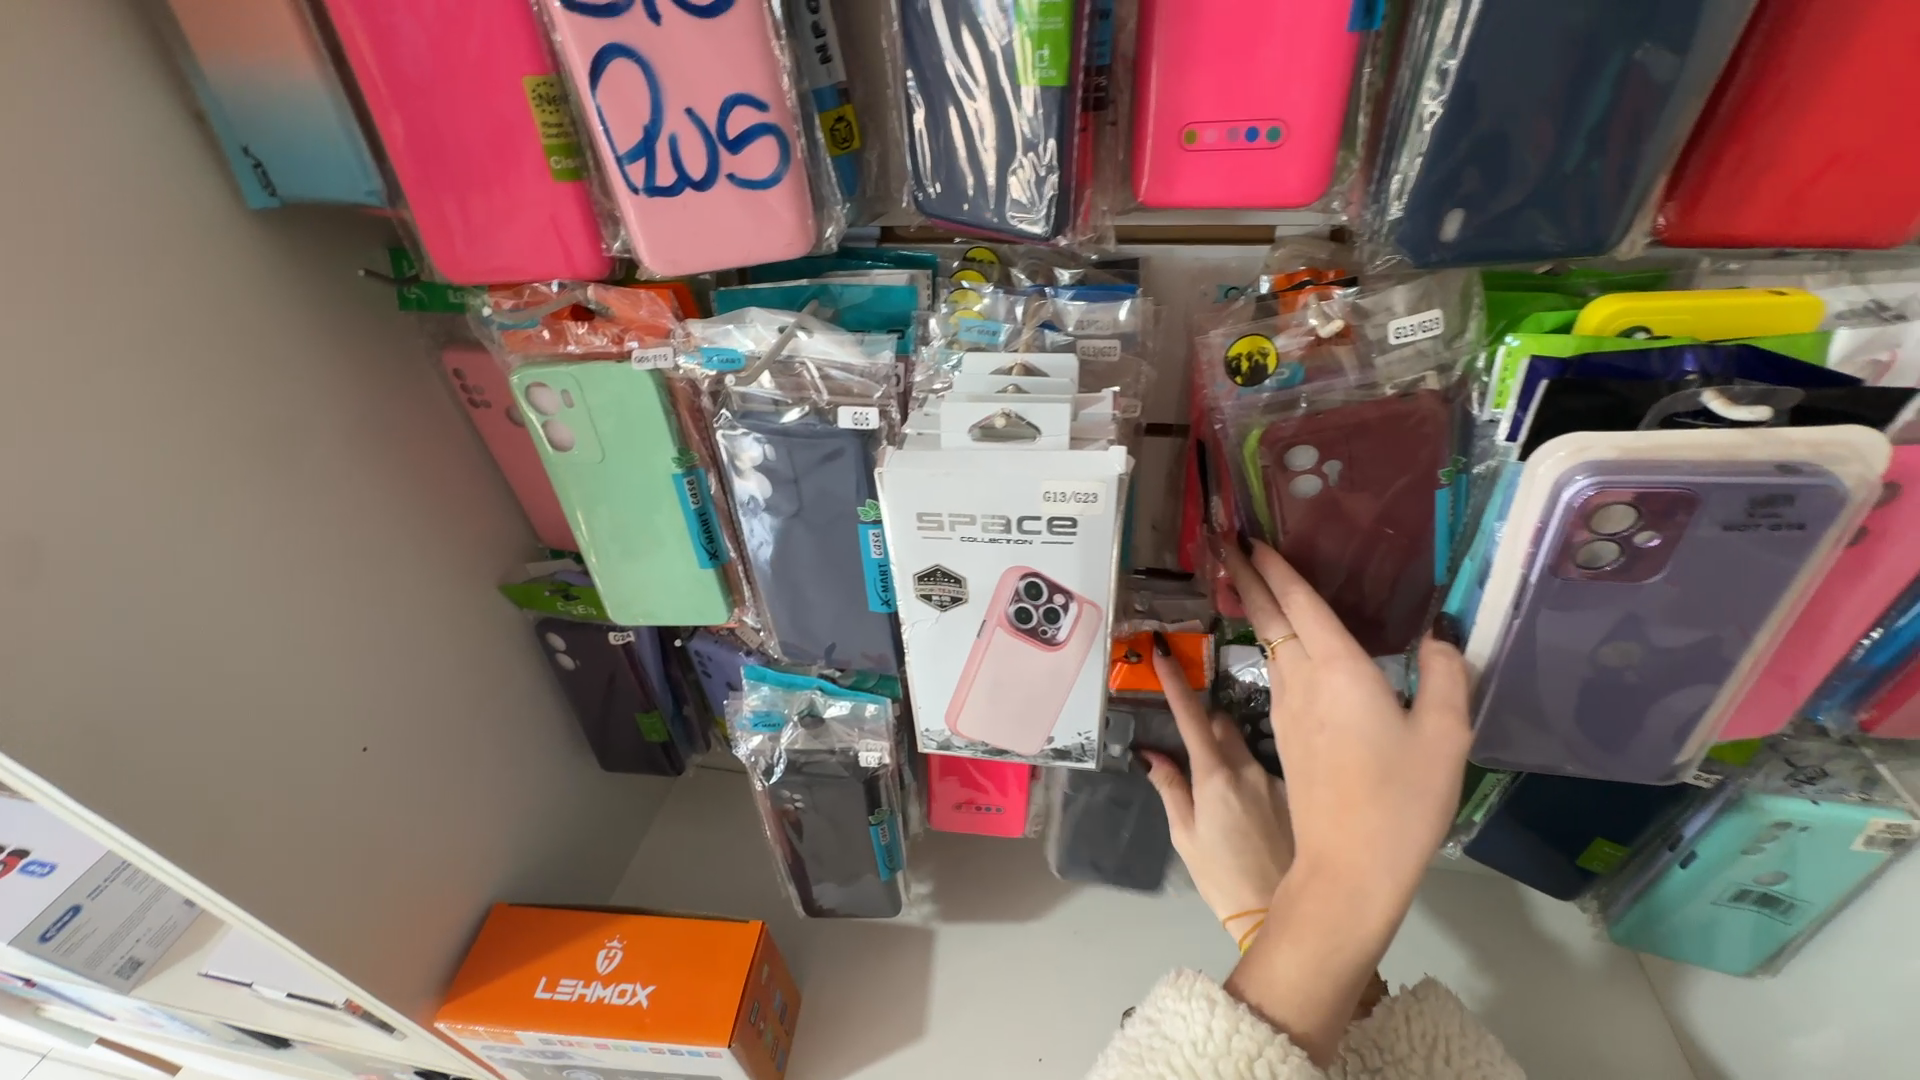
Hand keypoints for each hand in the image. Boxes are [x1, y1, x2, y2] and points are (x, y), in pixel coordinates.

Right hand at [1140, 632, 1293, 939]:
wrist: (1283, 916)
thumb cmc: (1223, 879)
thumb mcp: (1185, 837)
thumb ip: (1170, 789)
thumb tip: (1152, 755)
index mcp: (1215, 777)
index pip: (1191, 717)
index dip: (1175, 682)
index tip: (1164, 649)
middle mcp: (1249, 767)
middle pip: (1224, 723)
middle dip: (1208, 720)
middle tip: (1197, 732)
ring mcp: (1279, 778)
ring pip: (1249, 744)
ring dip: (1233, 747)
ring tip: (1226, 776)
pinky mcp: (1299, 794)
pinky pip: (1271, 766)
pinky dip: (1256, 772)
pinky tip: (1258, 803)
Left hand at [1226, 533, 1470, 911]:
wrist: (1349, 864)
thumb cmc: (1401, 800)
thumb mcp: (1445, 737)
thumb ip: (1445, 676)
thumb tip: (1438, 634)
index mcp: (1338, 670)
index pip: (1299, 603)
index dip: (1275, 567)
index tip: (1250, 537)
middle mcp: (1301, 680)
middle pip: (1266, 615)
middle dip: (1243, 575)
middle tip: (1222, 541)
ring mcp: (1286, 706)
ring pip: (1264, 642)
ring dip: (1251, 605)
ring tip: (1241, 577)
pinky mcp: (1284, 732)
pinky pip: (1273, 670)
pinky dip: (1267, 640)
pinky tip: (1278, 642)